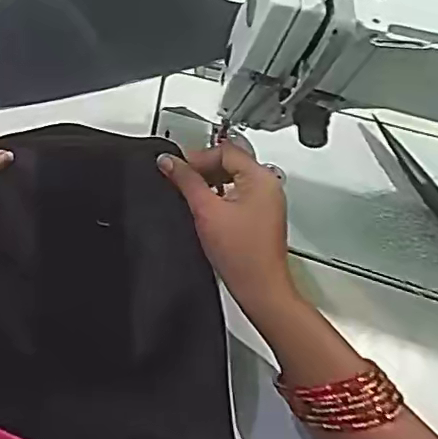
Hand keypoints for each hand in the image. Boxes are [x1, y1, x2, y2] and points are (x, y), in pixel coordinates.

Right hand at [159, 141, 294, 310]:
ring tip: (189, 193)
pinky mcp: (259, 215)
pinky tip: (203, 207)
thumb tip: (169, 162)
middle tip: (180, 178)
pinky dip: (216, 194)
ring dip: (208, 181)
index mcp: (260, 178)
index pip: (224, 151)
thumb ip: (185, 181)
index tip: (176, 167)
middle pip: (228, 162)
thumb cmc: (243, 255)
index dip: (196, 158)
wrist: (259, 287)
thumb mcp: (205, 210)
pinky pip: (235, 192)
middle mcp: (268, 186)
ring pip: (231, 177)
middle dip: (201, 168)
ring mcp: (265, 201)